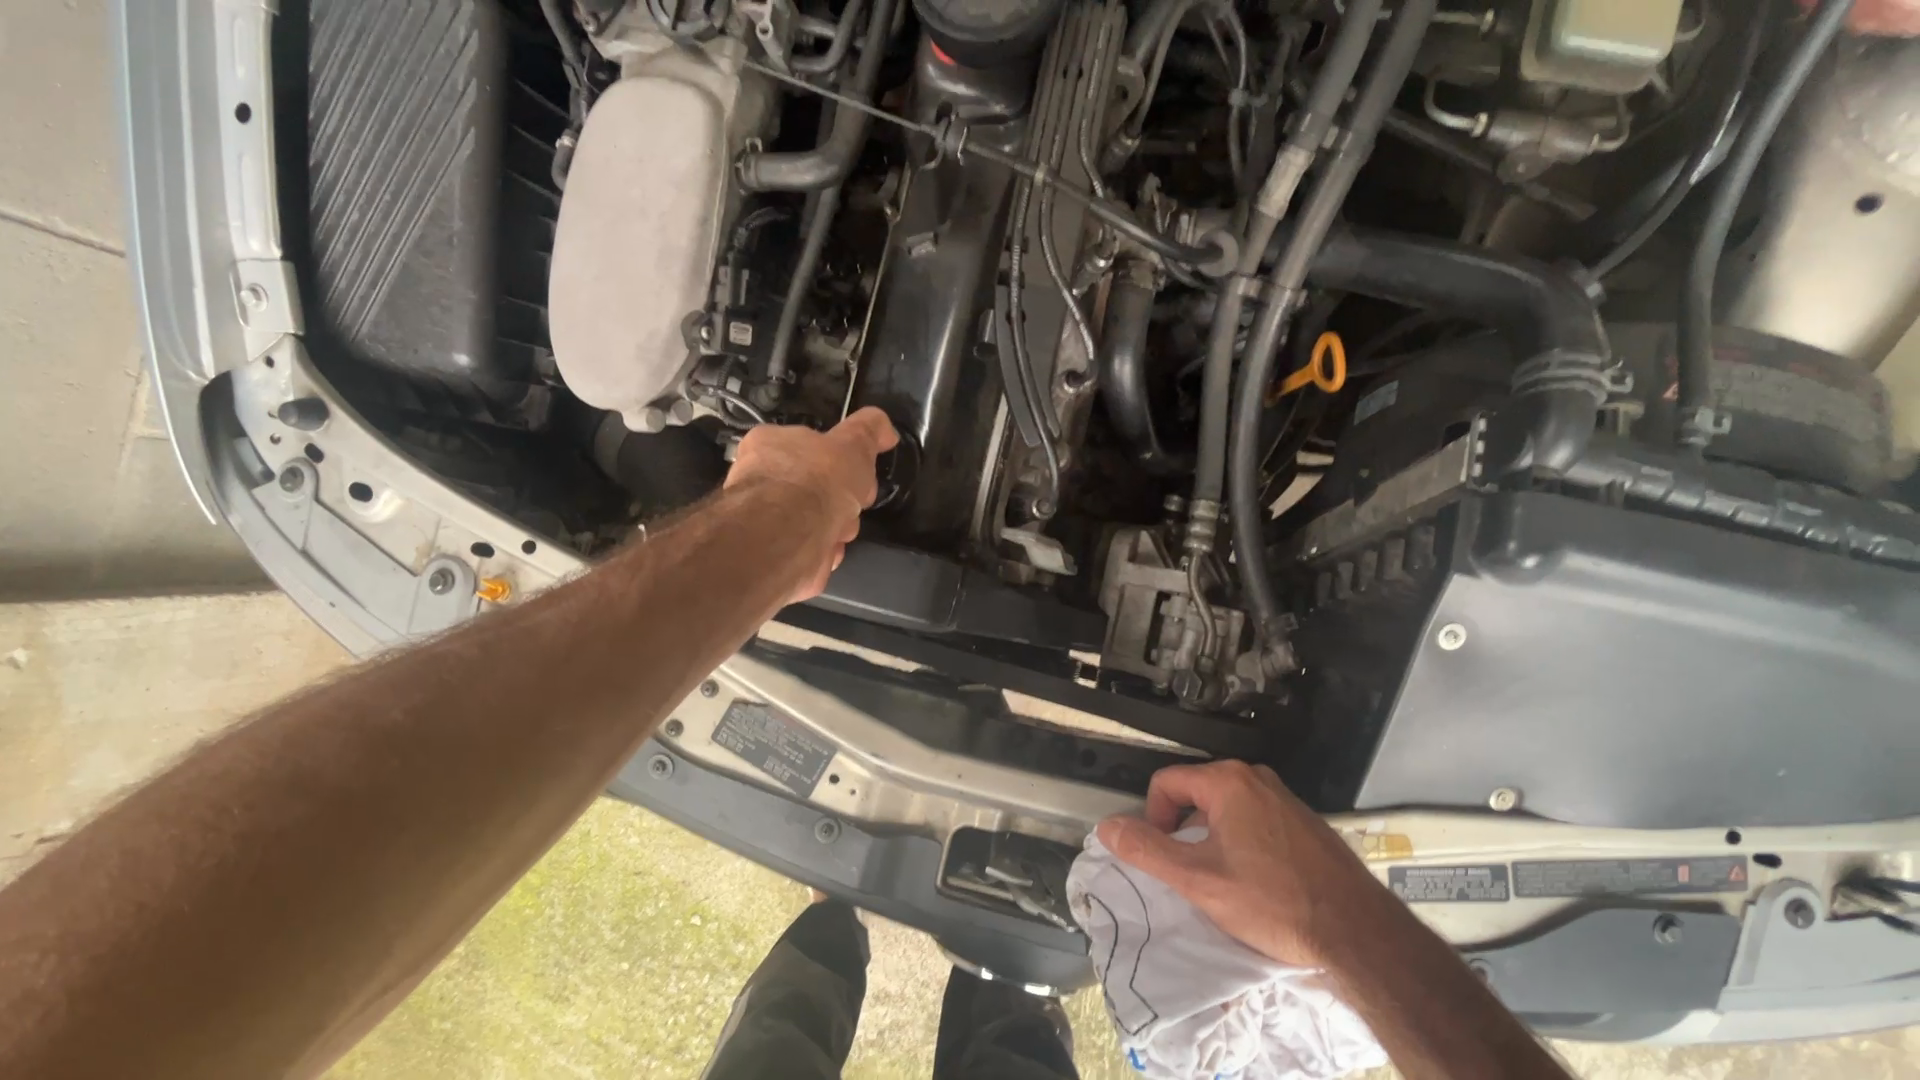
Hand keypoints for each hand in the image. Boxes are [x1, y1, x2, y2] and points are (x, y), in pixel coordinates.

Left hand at [726, 407, 898, 600]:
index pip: (806, 446)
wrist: (792, 534)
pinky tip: (828, 548)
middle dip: (839, 500)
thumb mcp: (854, 442)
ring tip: (838, 529)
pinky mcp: (772, 553)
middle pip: (814, 488)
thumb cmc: (819, 480)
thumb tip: (884, 429)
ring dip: (834, 527)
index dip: (836, 459)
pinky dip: (822, 550)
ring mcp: (763, 520)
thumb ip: (869, 430)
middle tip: (851, 502)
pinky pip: (808, 549)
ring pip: (814, 520)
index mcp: (769, 444)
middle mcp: (758, 479)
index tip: (855, 472)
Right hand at [1095, 760, 1387, 968]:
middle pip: (1195, 793)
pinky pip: (1255, 820)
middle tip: (1190, 872)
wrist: (1356, 931)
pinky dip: (1241, 842)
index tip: (1164, 858)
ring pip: (1226, 808)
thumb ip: (1147, 850)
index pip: (1165, 783)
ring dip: (1212, 838)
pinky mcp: (1303, 821)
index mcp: (1227, 782)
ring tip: (1222, 881)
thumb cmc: (1273, 902)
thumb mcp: (1198, 880)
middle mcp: (1256, 778)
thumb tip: (1106, 826)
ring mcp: (1284, 797)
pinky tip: (1256, 881)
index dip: (1153, 819)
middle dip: (1182, 829)